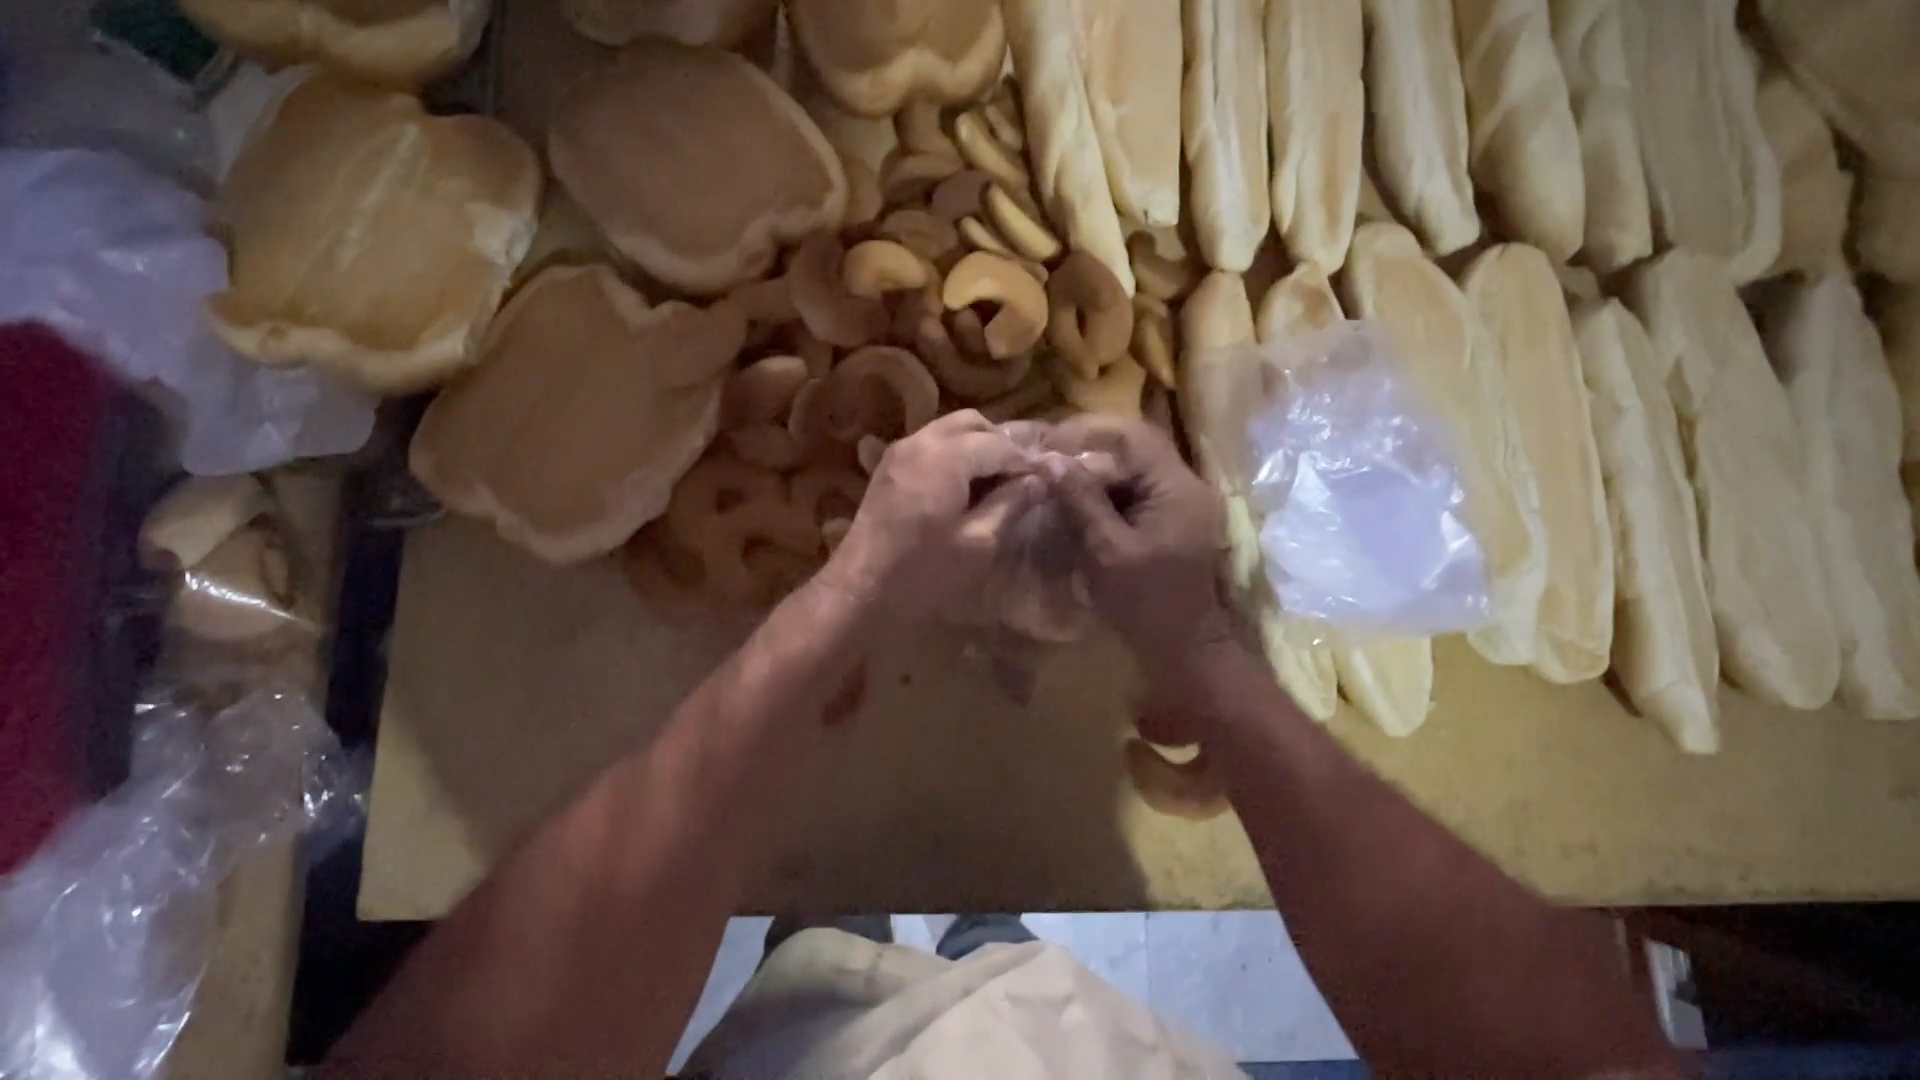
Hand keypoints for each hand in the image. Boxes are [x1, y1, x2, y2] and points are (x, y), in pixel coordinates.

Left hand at [819, 410, 1042, 622]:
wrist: (861, 587)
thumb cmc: (924, 570)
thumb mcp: (978, 542)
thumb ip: (1011, 503)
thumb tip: (1038, 480)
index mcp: (946, 456)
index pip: (999, 444)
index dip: (1026, 461)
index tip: (1048, 479)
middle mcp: (921, 441)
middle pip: (972, 423)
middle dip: (1001, 443)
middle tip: (1022, 476)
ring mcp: (900, 451)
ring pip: (949, 429)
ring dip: (977, 445)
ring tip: (997, 480)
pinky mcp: (889, 466)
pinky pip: (930, 443)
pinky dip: (954, 452)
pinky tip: (965, 485)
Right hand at [1039, 416, 1233, 677]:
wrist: (1185, 650)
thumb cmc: (1146, 604)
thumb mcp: (1106, 551)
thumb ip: (1081, 500)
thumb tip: (1048, 457)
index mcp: (1177, 487)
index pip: (1132, 435)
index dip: (1088, 432)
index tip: (1048, 444)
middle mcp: (1186, 485)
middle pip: (1135, 447)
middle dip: (1089, 450)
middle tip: (1047, 461)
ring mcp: (1182, 503)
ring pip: (1134, 468)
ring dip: (1096, 470)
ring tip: (1056, 480)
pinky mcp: (1172, 520)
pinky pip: (1137, 491)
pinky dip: (1107, 492)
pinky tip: (1078, 503)